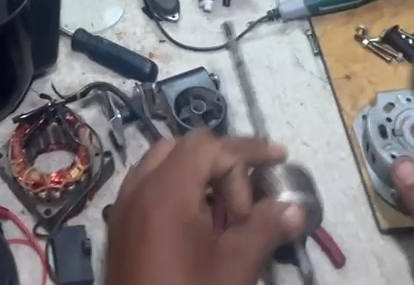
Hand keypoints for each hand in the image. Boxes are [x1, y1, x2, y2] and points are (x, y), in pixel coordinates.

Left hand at [105, 130, 304, 284]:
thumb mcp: (234, 268)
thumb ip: (265, 229)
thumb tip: (294, 207)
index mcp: (166, 188)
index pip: (210, 146)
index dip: (247, 150)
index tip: (279, 158)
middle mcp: (139, 186)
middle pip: (186, 148)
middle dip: (223, 165)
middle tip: (246, 209)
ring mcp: (124, 204)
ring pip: (164, 162)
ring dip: (198, 174)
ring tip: (225, 213)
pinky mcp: (120, 225)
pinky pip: (149, 184)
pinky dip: (176, 188)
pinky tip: (196, 222)